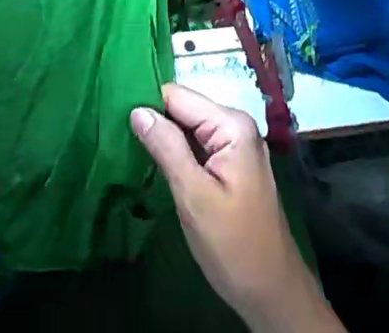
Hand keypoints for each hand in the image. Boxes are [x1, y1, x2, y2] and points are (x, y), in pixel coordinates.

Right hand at [131, 84, 343, 332]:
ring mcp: (236, 146)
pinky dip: (177, 154)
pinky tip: (156, 166)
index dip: (148, 105)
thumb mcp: (194, 195)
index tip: (116, 119)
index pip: (179, 96)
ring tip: (130, 150)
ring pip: (188, 129)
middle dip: (155, 122)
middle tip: (119, 139)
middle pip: (184, 110)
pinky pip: (197, 147)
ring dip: (164, 139)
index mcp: (232, 125)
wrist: (271, 291)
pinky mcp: (231, 165)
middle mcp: (236, 126)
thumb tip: (137, 110)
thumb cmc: (233, 244)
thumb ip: (167, 148)